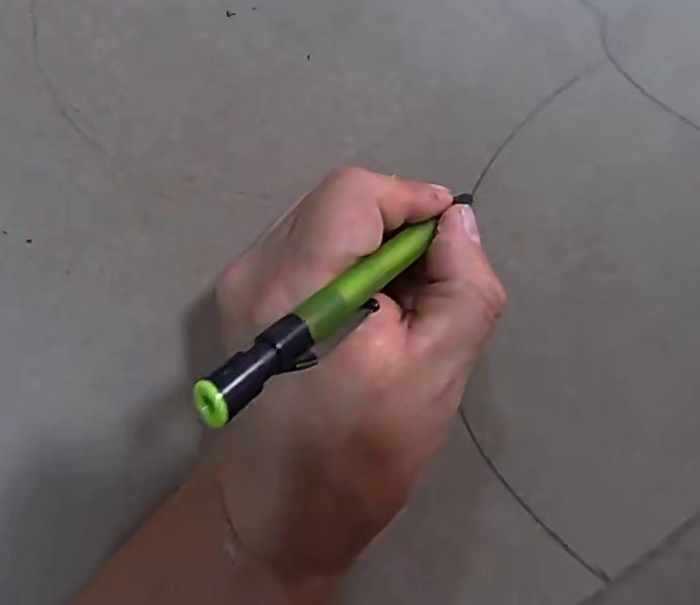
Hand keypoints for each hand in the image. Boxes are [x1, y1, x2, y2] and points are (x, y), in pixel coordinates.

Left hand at [205, 167, 504, 593]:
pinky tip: (359, 301)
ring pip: (316, 215)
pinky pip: (299, 241)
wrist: (277, 506)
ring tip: (395, 293)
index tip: (447, 229)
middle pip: (332, 199)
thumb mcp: (436, 373)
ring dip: (365, 236)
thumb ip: (461, 285)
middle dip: (390, 218)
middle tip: (427, 269)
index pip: (350, 192)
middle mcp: (256, 265)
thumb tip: (456, 218)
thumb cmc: (363, 451)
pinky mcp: (238, 287)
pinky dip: (338, 252)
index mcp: (297, 284)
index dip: (406, 197)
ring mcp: (239, 274)